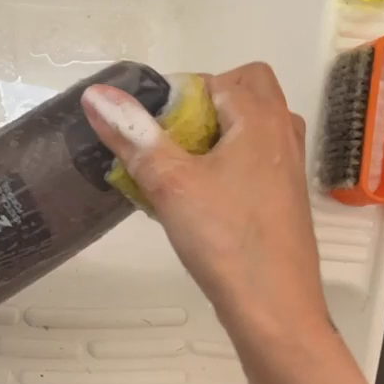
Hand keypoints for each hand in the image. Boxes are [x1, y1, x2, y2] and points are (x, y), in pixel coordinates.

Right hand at [81, 62, 331, 354]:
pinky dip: (222, 164)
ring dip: (210, 137)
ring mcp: (286, 166)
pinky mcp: (281, 197)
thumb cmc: (223, 238)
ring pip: (247, 129)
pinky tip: (195, 200)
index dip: (176, 96)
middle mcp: (281, 134)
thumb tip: (96, 94)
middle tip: (164, 143)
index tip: (146, 130)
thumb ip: (133, 135)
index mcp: (260, 119)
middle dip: (199, 108)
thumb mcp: (169, 183)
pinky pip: (250, 160)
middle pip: (243, 93)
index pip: (216, 79)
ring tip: (174, 171)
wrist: (272, 304)